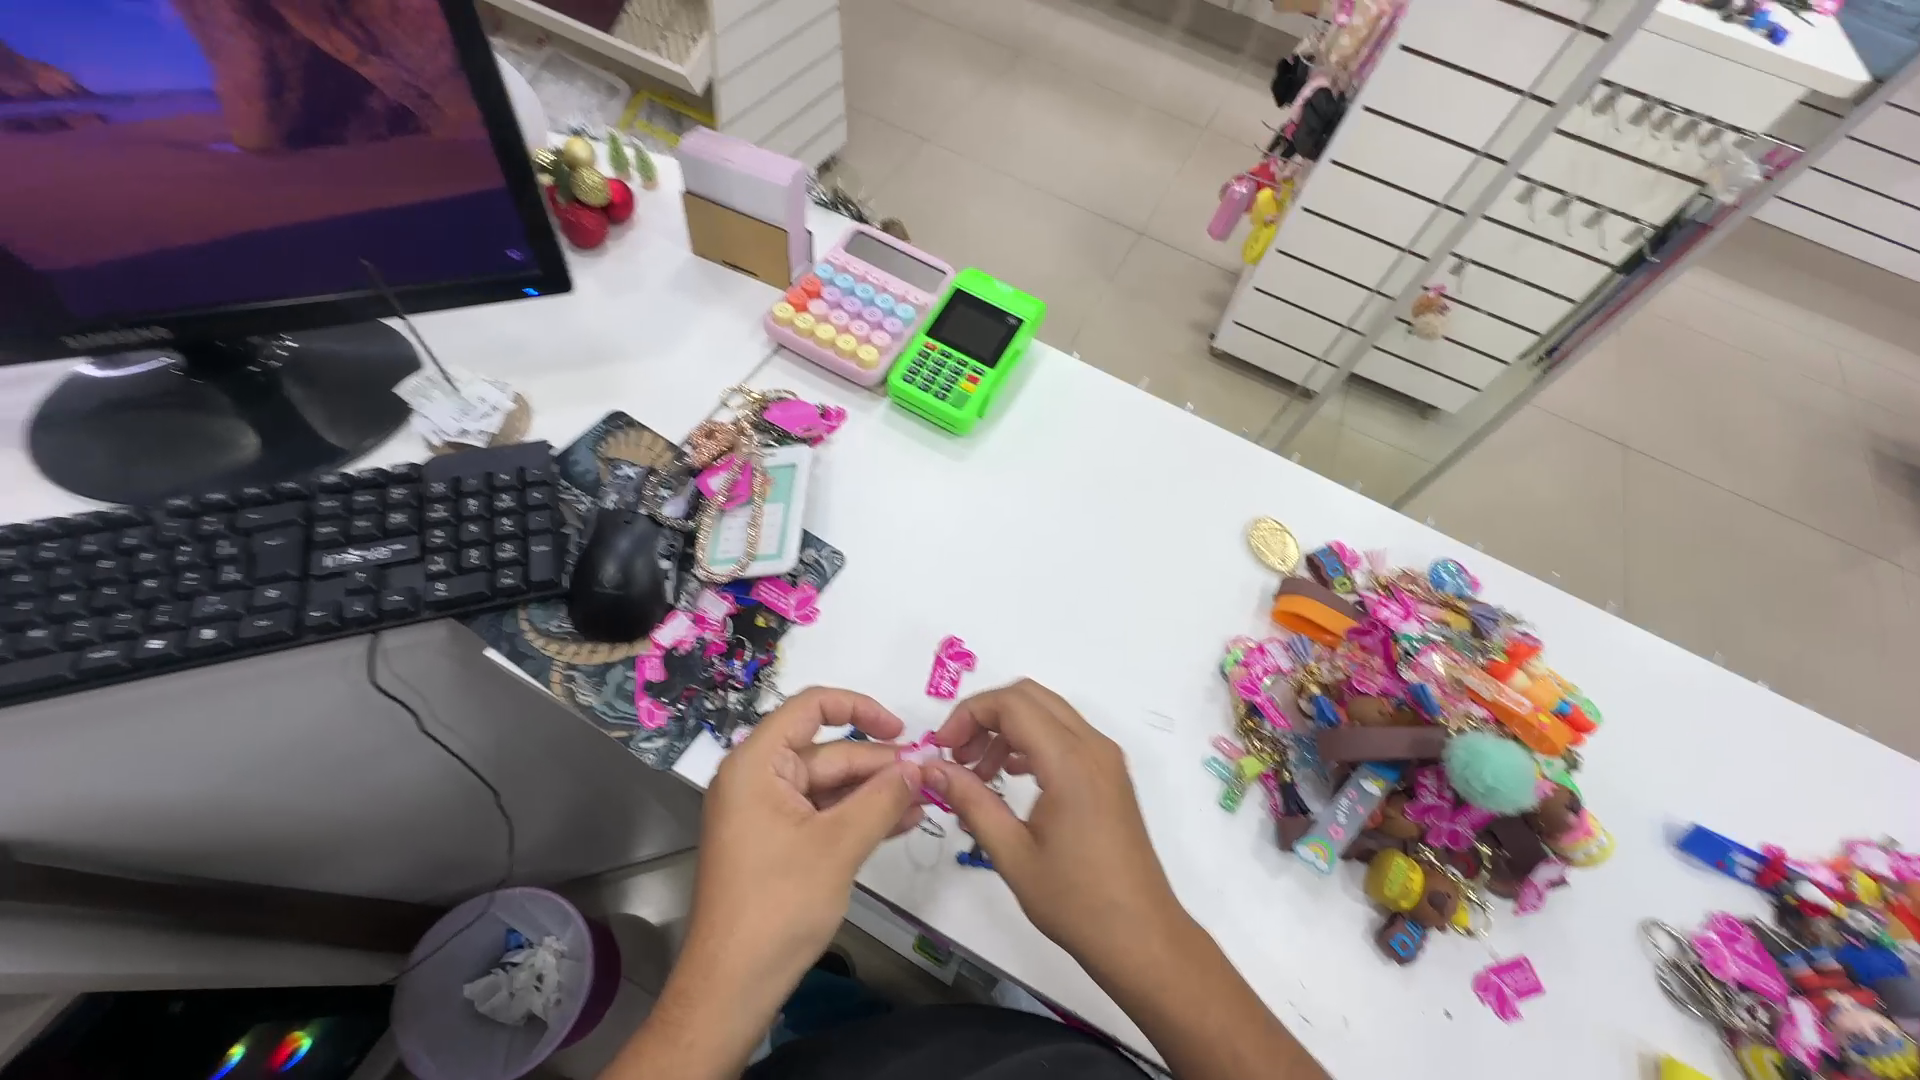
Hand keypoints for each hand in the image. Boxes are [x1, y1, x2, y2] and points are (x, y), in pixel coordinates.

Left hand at [686, 688, 924, 988]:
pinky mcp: (777, 842)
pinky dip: (858, 816)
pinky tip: (901, 822)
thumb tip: (920, 764)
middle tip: (928, 775)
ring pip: (830, 785)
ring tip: (924, 799)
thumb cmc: (779, 905)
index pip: (810, 707)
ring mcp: (766, 812)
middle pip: (827, 751)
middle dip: (878, 763)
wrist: (732, 986)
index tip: (901, 730)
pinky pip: (823, 813)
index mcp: (757, 763)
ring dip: (875, 792)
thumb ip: (883, 798)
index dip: (860, 708)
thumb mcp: (839, 845)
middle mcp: (758, 778)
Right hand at [925, 679, 1181, 965]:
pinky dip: (1031, 741)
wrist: (1141, 936)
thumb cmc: (1075, 901)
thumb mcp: (1011, 853)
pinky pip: (1065, 734)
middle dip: (985, 715)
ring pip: (1048, 712)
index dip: (969, 714)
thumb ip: (970, 801)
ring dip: (1007, 728)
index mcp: (1070, 761)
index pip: (1011, 704)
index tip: (942, 749)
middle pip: (1029, 696)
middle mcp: (1093, 746)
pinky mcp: (1109, 773)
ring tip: (977, 772)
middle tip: (956, 755)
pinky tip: (1010, 777)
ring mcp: (1106, 758)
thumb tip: (933, 768)